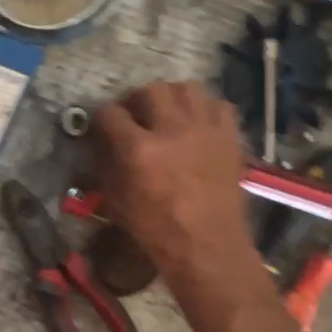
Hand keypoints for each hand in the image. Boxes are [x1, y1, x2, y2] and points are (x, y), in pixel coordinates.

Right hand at [95, 82, 258, 288]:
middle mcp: (173, 130)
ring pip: (187, 88)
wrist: (206, 243)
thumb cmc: (155, 229)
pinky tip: (195, 124)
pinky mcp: (229, 136)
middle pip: (151, 89)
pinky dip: (202, 107)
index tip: (101, 125)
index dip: (102, 117)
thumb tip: (103, 146)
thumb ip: (108, 167)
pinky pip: (217, 104)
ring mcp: (206, 129)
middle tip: (133, 114)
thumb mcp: (117, 200)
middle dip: (136, 99)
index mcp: (139, 150)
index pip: (111, 114)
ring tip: (165, 112)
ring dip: (170, 96)